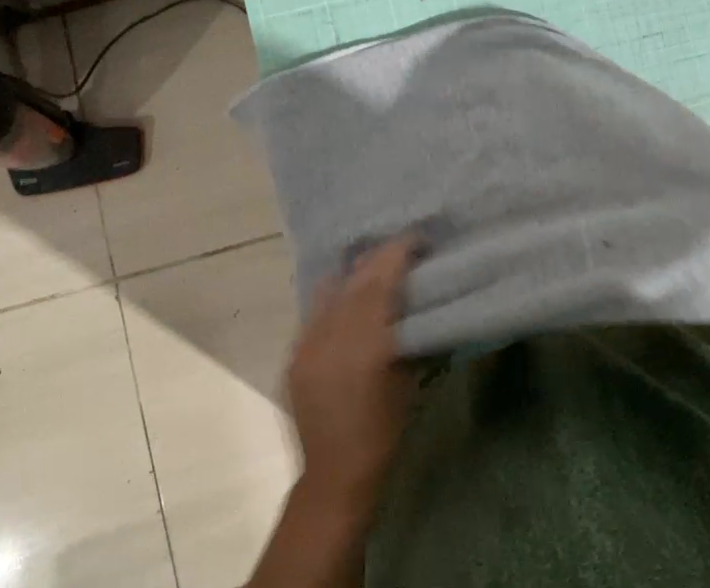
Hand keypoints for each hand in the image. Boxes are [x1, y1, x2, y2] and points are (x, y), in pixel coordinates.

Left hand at [286, 235, 418, 501]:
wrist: (334, 472)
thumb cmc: (385, 430)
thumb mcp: (407, 379)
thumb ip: (406, 335)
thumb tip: (412, 301)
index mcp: (365, 344)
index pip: (379, 281)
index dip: (397, 252)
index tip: (417, 237)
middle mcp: (329, 337)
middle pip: (354, 280)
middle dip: (377, 257)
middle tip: (401, 245)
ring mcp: (305, 344)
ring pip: (329, 290)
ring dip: (353, 272)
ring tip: (373, 262)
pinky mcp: (292, 354)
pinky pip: (314, 312)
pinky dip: (334, 297)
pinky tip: (347, 295)